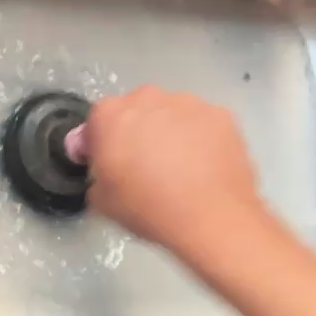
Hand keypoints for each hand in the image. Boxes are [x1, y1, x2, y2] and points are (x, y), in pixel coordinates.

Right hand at [84, 86, 269, 261]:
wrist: (212, 217)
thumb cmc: (149, 208)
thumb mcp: (103, 201)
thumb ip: (97, 175)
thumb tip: (106, 170)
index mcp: (109, 114)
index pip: (98, 122)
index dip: (102, 144)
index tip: (110, 166)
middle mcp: (145, 97)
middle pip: (136, 111)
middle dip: (138, 132)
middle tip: (146, 166)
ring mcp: (186, 102)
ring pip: (171, 113)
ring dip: (170, 132)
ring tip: (182, 168)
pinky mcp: (219, 114)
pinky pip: (202, 123)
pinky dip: (201, 138)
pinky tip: (206, 166)